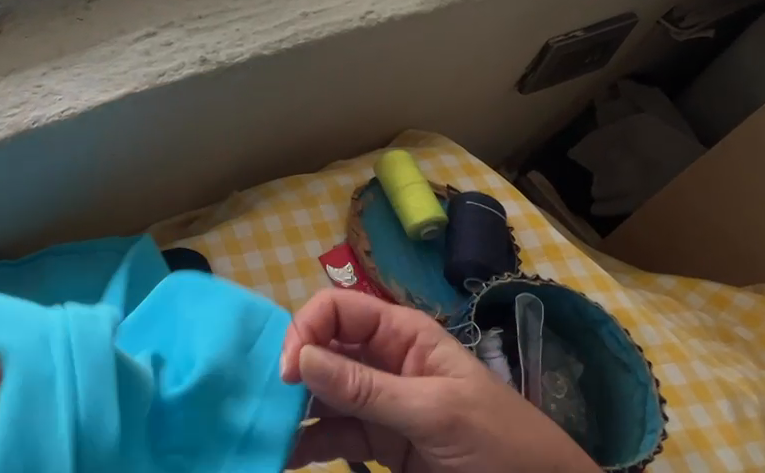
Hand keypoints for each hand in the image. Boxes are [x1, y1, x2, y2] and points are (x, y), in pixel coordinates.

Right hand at [280, 289, 597, 472]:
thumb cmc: (502, 444)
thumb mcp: (435, 413)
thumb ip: (367, 388)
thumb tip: (300, 358)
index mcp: (401, 334)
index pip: (337, 311)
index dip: (307, 330)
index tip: (289, 371)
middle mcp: (383, 360)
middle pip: (323, 350)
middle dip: (293, 369)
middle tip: (264, 399)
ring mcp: (380, 405)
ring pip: (323, 395)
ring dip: (294, 410)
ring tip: (263, 429)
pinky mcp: (380, 447)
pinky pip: (334, 436)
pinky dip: (308, 443)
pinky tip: (285, 454)